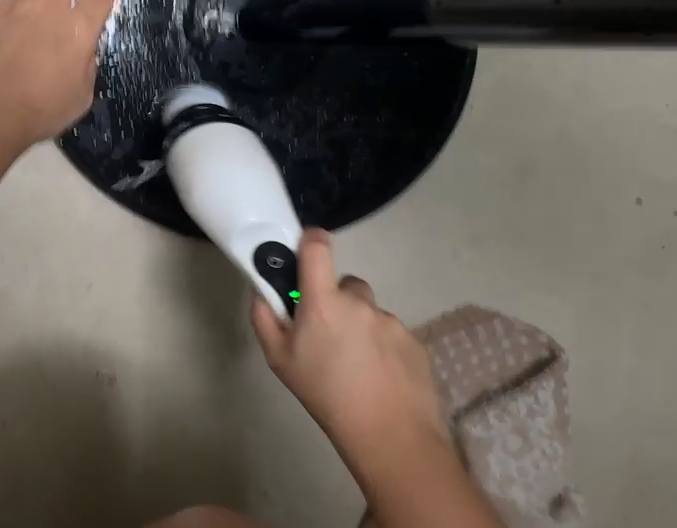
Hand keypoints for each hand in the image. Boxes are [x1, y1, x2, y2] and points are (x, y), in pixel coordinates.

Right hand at [250, 229, 444, 457]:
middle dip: (334, 300)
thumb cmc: (324, 393)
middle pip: (345, 285)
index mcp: (323, 301)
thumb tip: (261, 292)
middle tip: (326, 332)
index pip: (318, 248)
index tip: (306, 246)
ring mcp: (392, 322)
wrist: (390, 436)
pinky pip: (391, 333)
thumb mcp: (278, 358)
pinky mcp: (415, 343)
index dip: (311, 239)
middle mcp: (359, 303)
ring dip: (359, 325)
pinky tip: (378, 375)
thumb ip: (264, 317)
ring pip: (369, 312)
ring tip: (356, 362)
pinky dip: (382, 346)